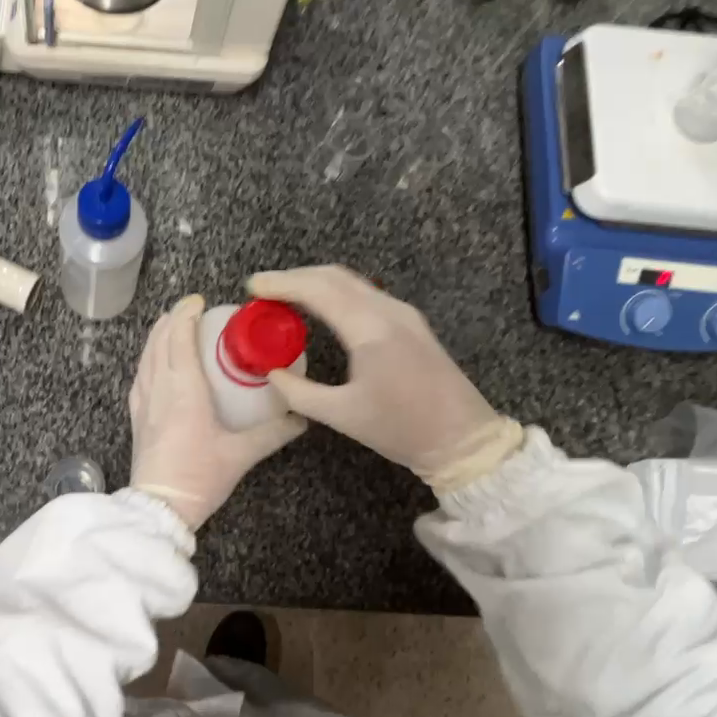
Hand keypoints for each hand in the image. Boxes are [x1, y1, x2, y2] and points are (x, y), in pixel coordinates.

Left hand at [128, 294, 307, 529]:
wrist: (159, 508)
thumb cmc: (198, 478)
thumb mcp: (241, 455)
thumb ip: (272, 434)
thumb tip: (300, 418)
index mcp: (183, 391)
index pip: (179, 339)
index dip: (186, 315)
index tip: (199, 302)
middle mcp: (158, 390)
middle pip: (159, 342)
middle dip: (172, 319)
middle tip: (189, 309)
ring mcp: (143, 403)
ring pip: (145, 357)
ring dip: (157, 336)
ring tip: (170, 325)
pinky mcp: (136, 418)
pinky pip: (139, 376)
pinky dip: (147, 358)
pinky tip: (154, 361)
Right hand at [246, 266, 521, 491]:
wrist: (463, 439)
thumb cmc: (401, 428)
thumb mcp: (341, 415)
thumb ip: (299, 392)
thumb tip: (272, 374)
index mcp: (370, 330)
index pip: (318, 290)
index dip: (281, 284)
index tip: (252, 287)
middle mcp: (388, 311)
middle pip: (334, 276)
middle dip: (295, 277)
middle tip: (263, 289)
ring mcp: (404, 315)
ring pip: (352, 282)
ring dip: (316, 283)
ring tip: (285, 296)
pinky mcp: (411, 324)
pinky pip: (366, 295)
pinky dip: (335, 294)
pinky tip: (320, 308)